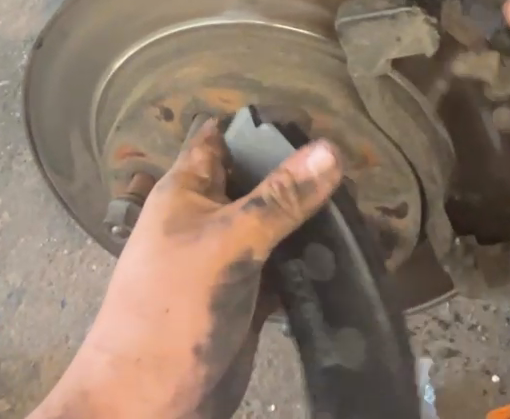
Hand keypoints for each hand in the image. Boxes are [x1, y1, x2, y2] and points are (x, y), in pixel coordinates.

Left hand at [34, 120, 342, 418]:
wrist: (146, 407)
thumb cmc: (174, 308)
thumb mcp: (228, 243)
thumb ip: (280, 199)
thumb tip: (331, 148)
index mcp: (190, 188)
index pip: (223, 134)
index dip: (261, 122)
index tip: (314, 119)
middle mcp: (210, 215)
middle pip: (259, 179)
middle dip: (300, 172)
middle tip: (355, 165)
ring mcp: (231, 257)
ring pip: (277, 223)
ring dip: (312, 218)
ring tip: (363, 205)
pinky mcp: (251, 295)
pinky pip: (287, 266)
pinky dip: (313, 261)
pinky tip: (350, 253)